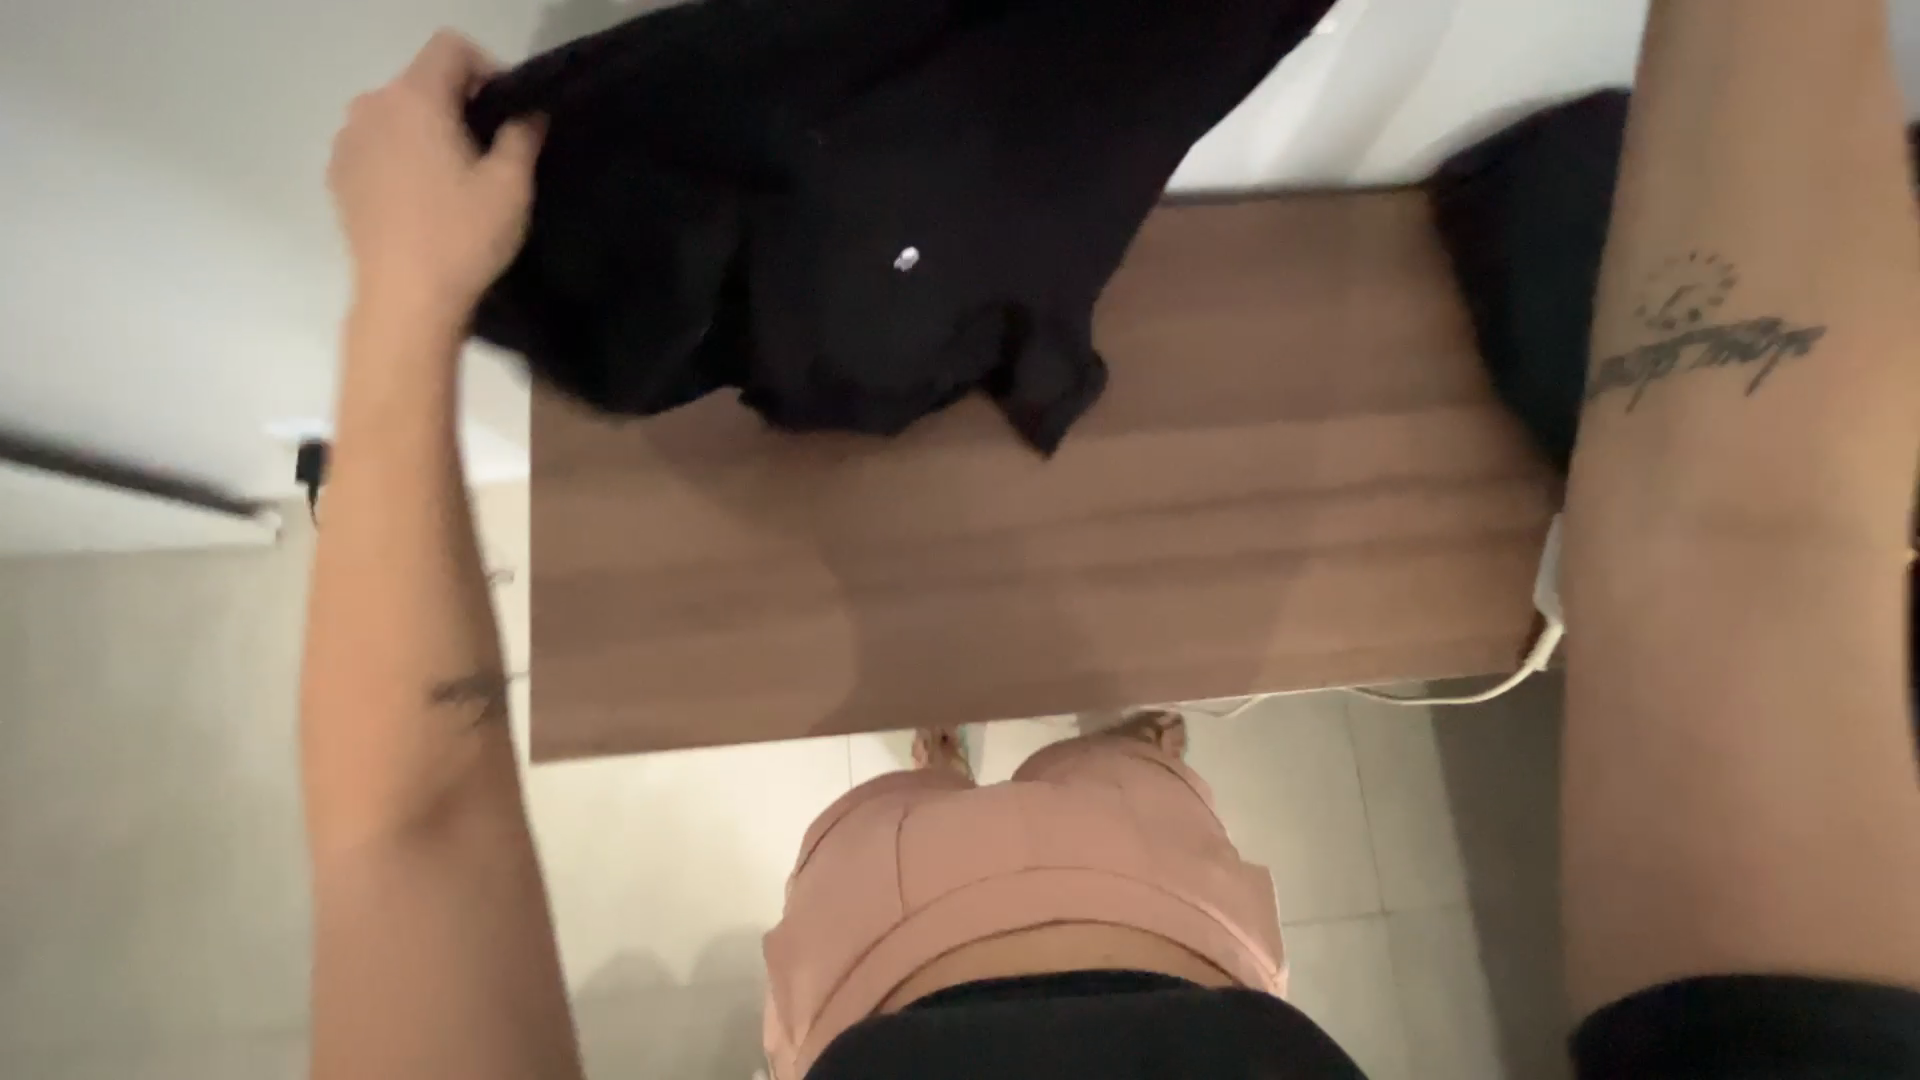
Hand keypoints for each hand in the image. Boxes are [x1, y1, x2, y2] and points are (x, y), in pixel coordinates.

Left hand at [328, 31, 543, 321]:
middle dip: (460, 108)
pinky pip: (378, 149)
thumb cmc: (464, 237)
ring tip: (459, 184)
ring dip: (430, 135)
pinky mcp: (338, 174)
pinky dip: (405, 161)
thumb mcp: (511, 189)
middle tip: (494, 156)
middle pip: (422, 83)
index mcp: (415, 99)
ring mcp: (348, 139)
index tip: (512, 112)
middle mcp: (371, 105)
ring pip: (398, 118)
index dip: (489, 69)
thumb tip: (529, 114)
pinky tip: (427, 204)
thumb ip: (522, 139)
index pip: (451, 48)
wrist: (406, 295)